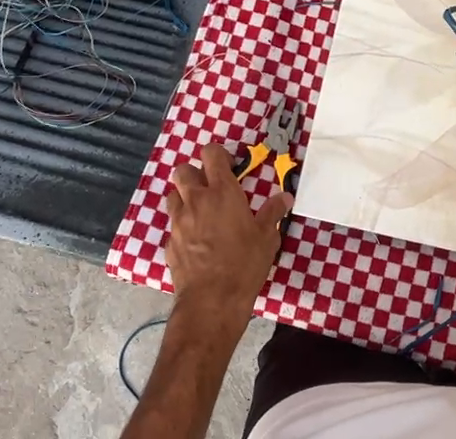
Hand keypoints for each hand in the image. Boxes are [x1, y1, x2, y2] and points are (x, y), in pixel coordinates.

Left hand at [165, 143, 292, 322]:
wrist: (211, 300)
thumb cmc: (244, 263)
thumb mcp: (267, 237)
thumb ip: (273, 213)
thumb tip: (285, 197)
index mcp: (222, 192)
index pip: (210, 154)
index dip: (218, 154)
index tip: (228, 166)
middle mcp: (196, 201)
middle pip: (183, 171)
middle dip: (195, 173)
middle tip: (211, 187)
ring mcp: (179, 222)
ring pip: (173, 195)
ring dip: (184, 197)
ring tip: (201, 211)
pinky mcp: (169, 244)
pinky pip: (173, 225)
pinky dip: (182, 226)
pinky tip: (196, 241)